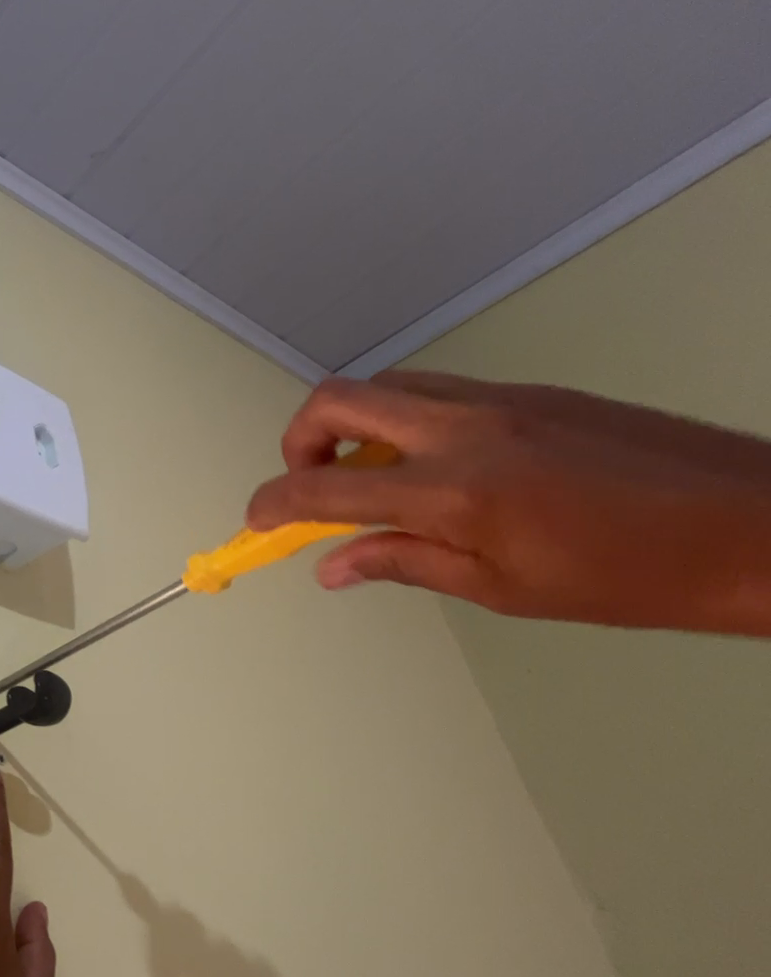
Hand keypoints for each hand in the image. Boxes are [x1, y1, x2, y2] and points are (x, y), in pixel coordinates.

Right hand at [246, 371, 770, 634]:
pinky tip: (436, 465)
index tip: (256, 521)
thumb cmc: (629, 578)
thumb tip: (332, 566)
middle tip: (312, 483)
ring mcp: (500, 401)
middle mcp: (464, 430)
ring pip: (385, 387)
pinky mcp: (531, 393)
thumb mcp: (502, 589)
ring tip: (372, 476)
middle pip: (337, 401)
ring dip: (352, 426)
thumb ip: (404, 563)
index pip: (323, 490)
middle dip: (298, 441)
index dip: (272, 504)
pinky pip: (436, 391)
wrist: (766, 526)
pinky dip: (403, 421)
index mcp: (453, 491)